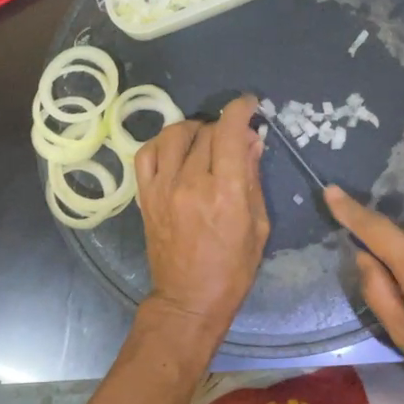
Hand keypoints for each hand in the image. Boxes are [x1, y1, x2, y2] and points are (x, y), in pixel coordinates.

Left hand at [134, 94, 269, 333]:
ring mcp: (162, 189)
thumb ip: (252, 179)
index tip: (249, 105)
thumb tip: (251, 141)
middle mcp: (190, 184)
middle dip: (222, 126)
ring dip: (191, 129)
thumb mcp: (258, 225)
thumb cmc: (232, 269)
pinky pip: (146, 155)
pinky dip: (160, 143)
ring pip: (172, 135)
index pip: (229, 132)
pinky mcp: (144, 197)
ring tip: (202, 138)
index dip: (240, 110)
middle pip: (204, 132)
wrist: (189, 298)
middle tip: (232, 136)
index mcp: (225, 192)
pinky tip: (174, 150)